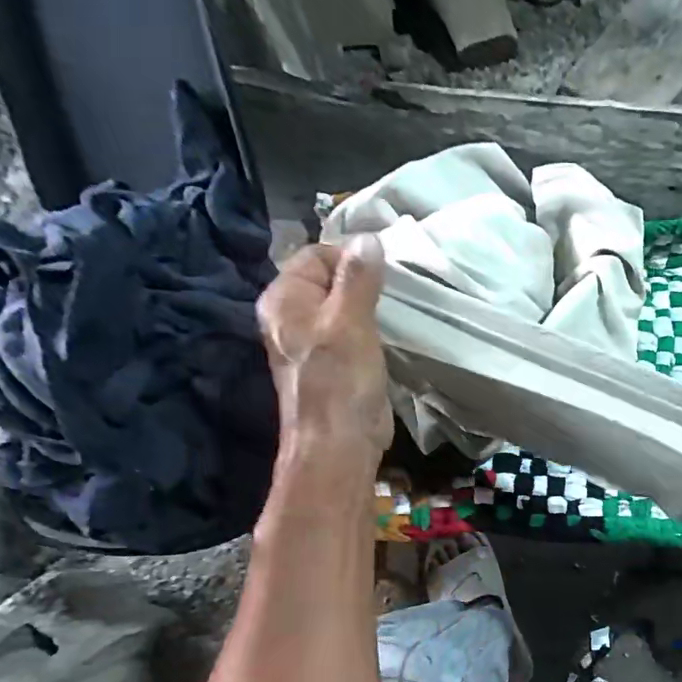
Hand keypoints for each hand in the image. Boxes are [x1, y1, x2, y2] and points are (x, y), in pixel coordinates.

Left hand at [258, 235, 393, 454]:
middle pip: (330, 280)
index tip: (386, 274)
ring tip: (398, 312)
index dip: (351, 258)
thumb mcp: (350, 322)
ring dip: (371, 308)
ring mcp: (312, 342)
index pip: (315, 254)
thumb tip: (368, 237)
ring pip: (344, 308)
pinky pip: (353, 333)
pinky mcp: (333, 364)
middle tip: (397, 292)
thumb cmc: (340, 381)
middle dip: (364, 282)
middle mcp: (291, 316)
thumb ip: (358, 278)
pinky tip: (391, 337)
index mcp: (284, 299)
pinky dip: (372, 331)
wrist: (339, 444)